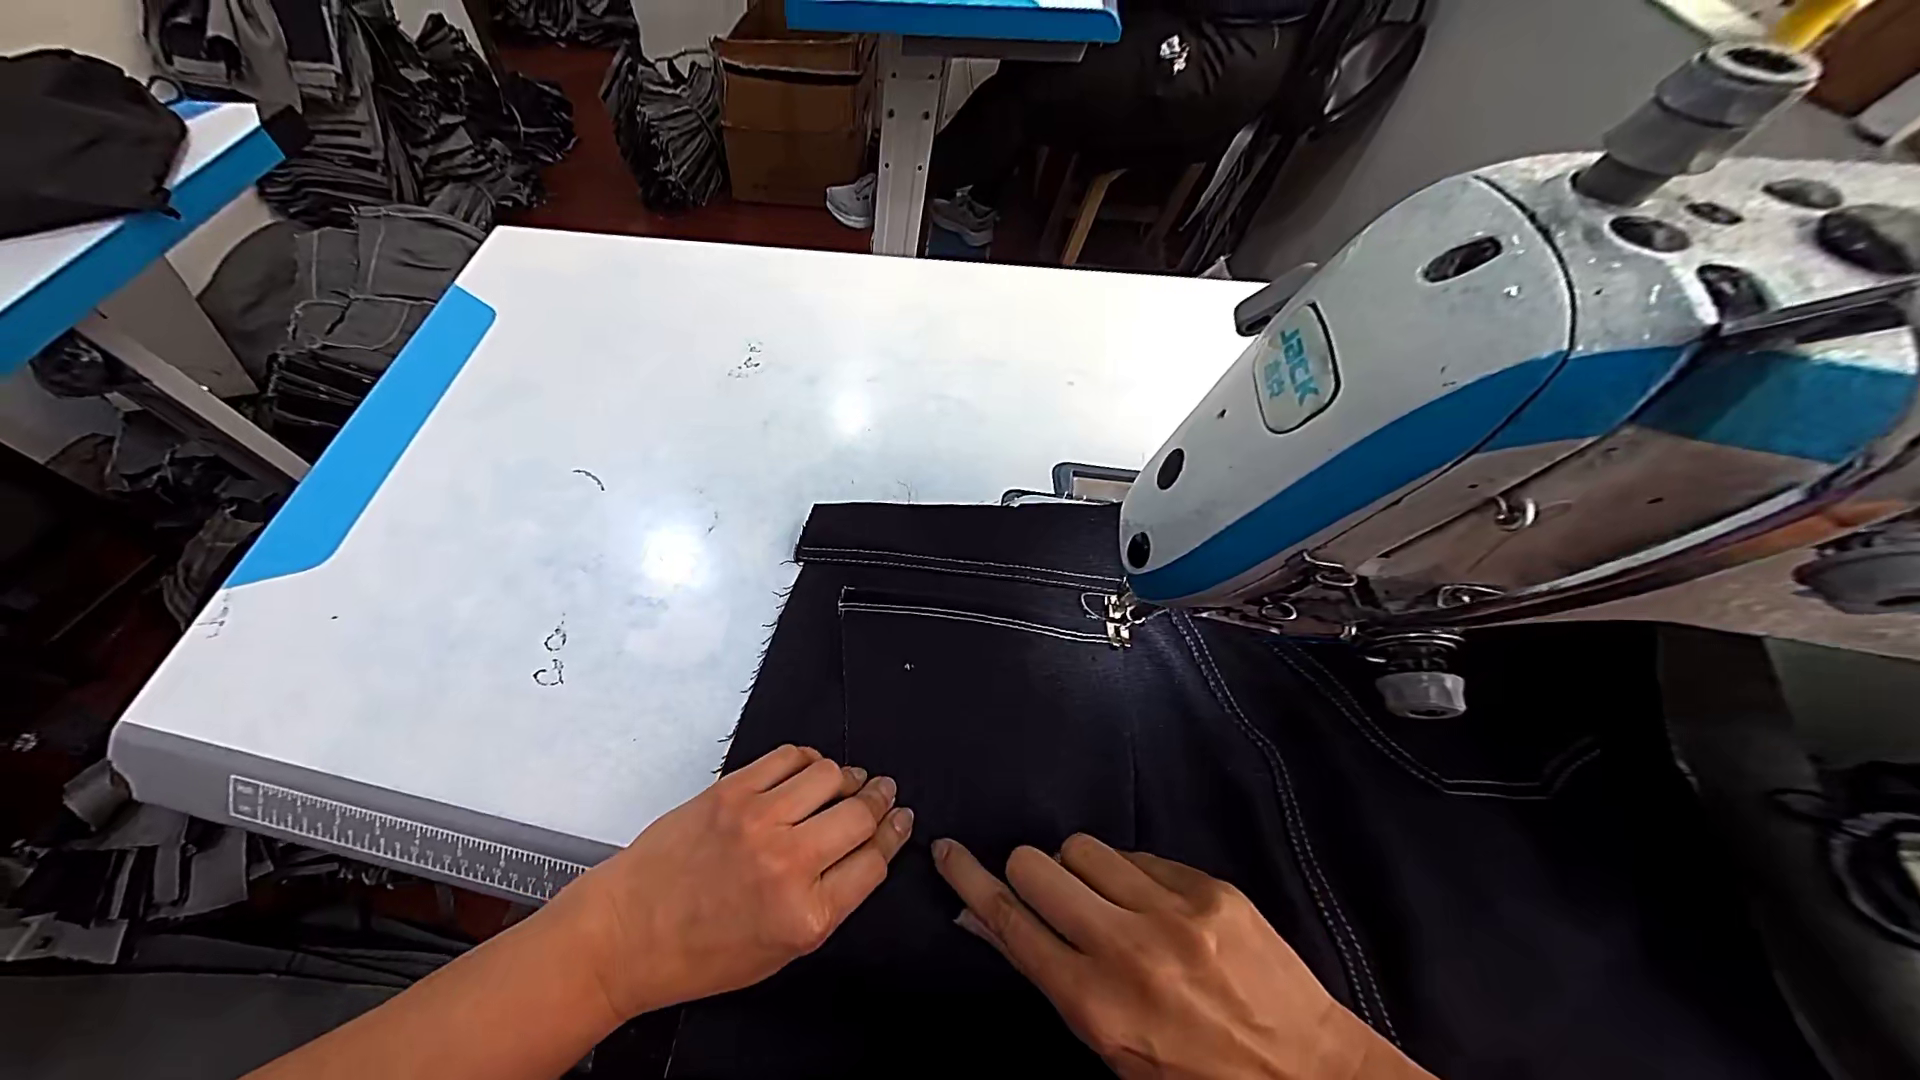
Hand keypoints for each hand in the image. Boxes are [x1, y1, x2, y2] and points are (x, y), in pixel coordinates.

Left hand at [548, 745, 913, 1019]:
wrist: (627, 934)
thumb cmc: (701, 951)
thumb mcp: (781, 950)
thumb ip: (833, 900)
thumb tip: (870, 848)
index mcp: (806, 915)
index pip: (875, 860)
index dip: (895, 834)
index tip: (901, 818)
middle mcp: (788, 864)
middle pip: (862, 814)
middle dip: (881, 800)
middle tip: (883, 792)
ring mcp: (758, 820)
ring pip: (831, 775)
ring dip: (846, 777)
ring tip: (845, 782)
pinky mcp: (731, 790)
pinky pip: (790, 755)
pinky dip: (807, 760)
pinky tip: (806, 772)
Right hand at [933, 834, 1432, 1079]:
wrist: (1312, 1077)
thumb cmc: (1193, 1075)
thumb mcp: (1108, 1044)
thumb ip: (1045, 973)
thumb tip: (982, 920)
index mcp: (1094, 1003)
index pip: (1010, 921)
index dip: (970, 880)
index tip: (947, 849)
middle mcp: (1126, 946)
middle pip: (1037, 864)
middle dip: (1031, 873)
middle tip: (1053, 895)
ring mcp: (1171, 909)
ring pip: (1082, 846)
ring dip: (1080, 868)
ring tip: (1108, 901)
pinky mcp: (1207, 885)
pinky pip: (1136, 854)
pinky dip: (1130, 874)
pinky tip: (1156, 907)